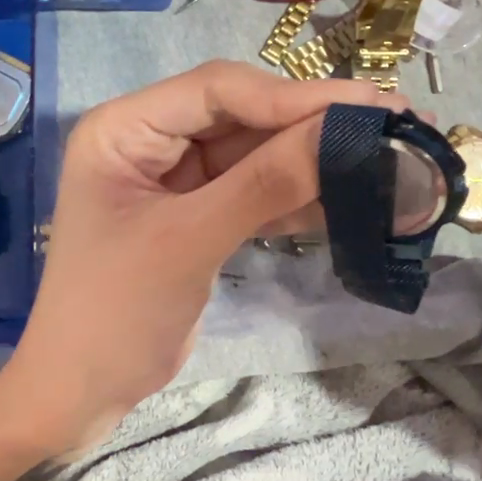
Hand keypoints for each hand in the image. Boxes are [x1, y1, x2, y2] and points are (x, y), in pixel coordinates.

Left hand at [0, 62, 406, 454]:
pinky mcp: (194, 216)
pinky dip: (298, 200)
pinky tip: (357, 202)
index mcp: (122, 130)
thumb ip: (265, 183)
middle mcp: (146, 142)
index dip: (294, 96)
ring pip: (255, 155)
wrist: (81, 390)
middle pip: (242, 117)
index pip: (217, 90)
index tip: (372, 106)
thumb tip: (349, 129)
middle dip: (315, 126)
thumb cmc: (116, 313)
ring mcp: (172, 180)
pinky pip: (253, 193)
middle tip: (400, 127)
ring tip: (395, 162)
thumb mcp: (189, 242)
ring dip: (316, 163)